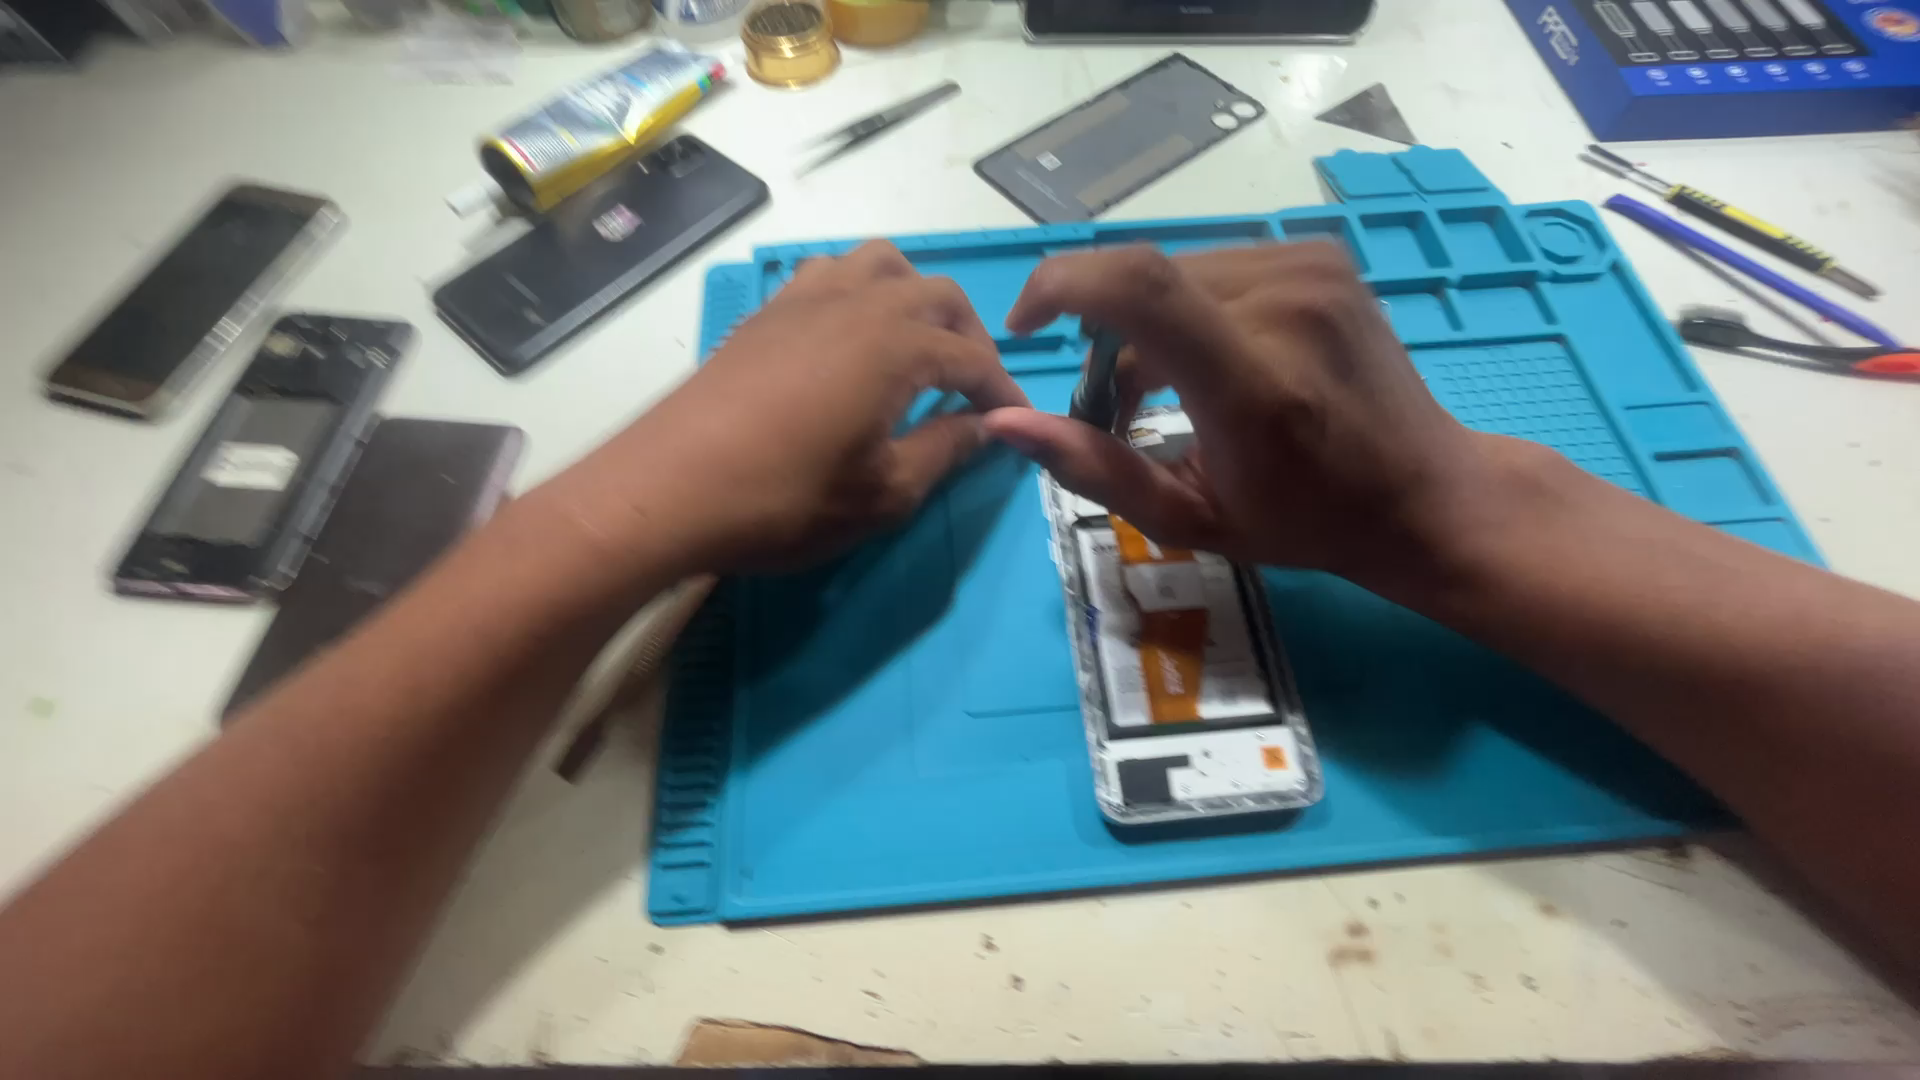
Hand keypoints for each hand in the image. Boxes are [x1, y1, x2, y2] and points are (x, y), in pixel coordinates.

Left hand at [554, 241, 1028, 575]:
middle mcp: (856, 303)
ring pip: (881, 266)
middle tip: (971, 390)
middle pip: (936, 295)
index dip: (1001, 390)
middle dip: (969, 337)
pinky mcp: (765, 315)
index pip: (972, 356)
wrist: (665, 492)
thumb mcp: (883, 493)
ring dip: (915, 300)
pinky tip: (851, 342)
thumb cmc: (784, 501)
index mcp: (895, 345)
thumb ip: (946, 450)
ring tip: (916, 351)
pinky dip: (861, 294)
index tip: (1014, 423)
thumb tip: (986, 427)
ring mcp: (804, 300)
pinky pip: (829, 275)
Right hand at [984, 243, 1493, 582]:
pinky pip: (1213, 268)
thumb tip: (1005, 424)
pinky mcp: (1320, 257)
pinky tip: (1200, 363)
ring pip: (1174, 272)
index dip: (1060, 286)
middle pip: (1142, 278)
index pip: (1136, 287)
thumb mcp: (1186, 520)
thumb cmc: (1302, 522)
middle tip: (1103, 403)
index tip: (1025, 326)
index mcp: (1252, 380)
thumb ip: (1093, 469)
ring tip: (1157, 394)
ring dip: (1140, 325)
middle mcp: (1285, 300)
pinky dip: (1182, 310)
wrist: (1425, 493)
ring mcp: (1311, 267)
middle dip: (1098, 332)